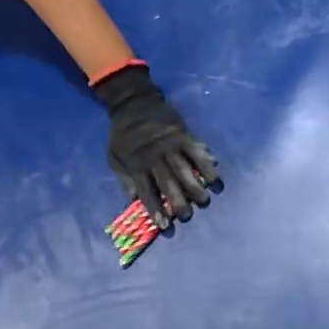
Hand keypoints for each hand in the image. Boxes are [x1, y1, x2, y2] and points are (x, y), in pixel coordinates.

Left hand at [93, 63, 218, 227]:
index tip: (165, 225)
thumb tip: (135, 200)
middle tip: (188, 216)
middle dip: (179, 202)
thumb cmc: (122, 134)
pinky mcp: (183, 135)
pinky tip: (215, 179)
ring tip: (204, 201)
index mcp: (137, 165)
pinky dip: (207, 165)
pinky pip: (197, 153)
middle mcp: (155, 157)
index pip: (147, 192)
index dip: (156, 210)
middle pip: (169, 183)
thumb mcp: (113, 158)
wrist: (133, 102)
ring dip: (196, 188)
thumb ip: (125, 179)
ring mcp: (171, 146)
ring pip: (185, 170)